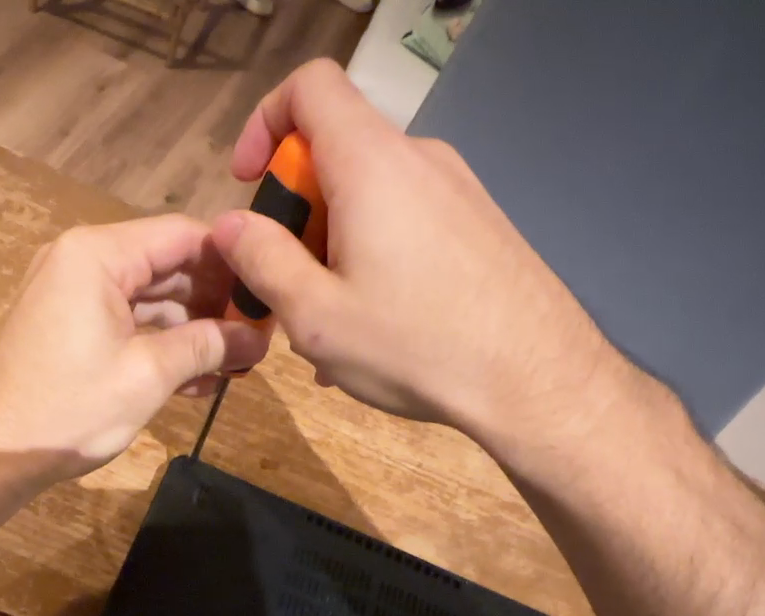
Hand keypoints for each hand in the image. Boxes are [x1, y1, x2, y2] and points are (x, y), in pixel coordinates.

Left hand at [0, 215, 267, 480]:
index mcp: (97, 254)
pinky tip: (197, 379)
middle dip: (214, 301)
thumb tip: (258, 338)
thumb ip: (207, 346)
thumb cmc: (69, 409)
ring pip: (149, 298)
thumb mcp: (148, 376)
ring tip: (235, 364)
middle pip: (166, 265)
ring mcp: (72, 294)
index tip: (271, 291)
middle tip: (258, 336)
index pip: (182, 234)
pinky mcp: (68, 326)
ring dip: (191, 330)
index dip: (232, 261)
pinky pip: (125, 322)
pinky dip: (159, 344)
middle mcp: (82, 260)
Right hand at [212, 60, 632, 450]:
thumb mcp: (315, 315)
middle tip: (287, 289)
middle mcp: (418, 159)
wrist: (537, 378)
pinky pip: (405, 225)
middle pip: (336, 153)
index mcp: (371, 163)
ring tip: (330, 329)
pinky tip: (374, 331)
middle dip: (297, 215)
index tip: (250, 186)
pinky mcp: (478, 224)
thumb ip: (262, 260)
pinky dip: (372, 260)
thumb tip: (227, 225)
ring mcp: (457, 189)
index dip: (264, 122)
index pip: (310, 87)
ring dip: (333, 250)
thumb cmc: (415, 345)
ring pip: (369, 200)